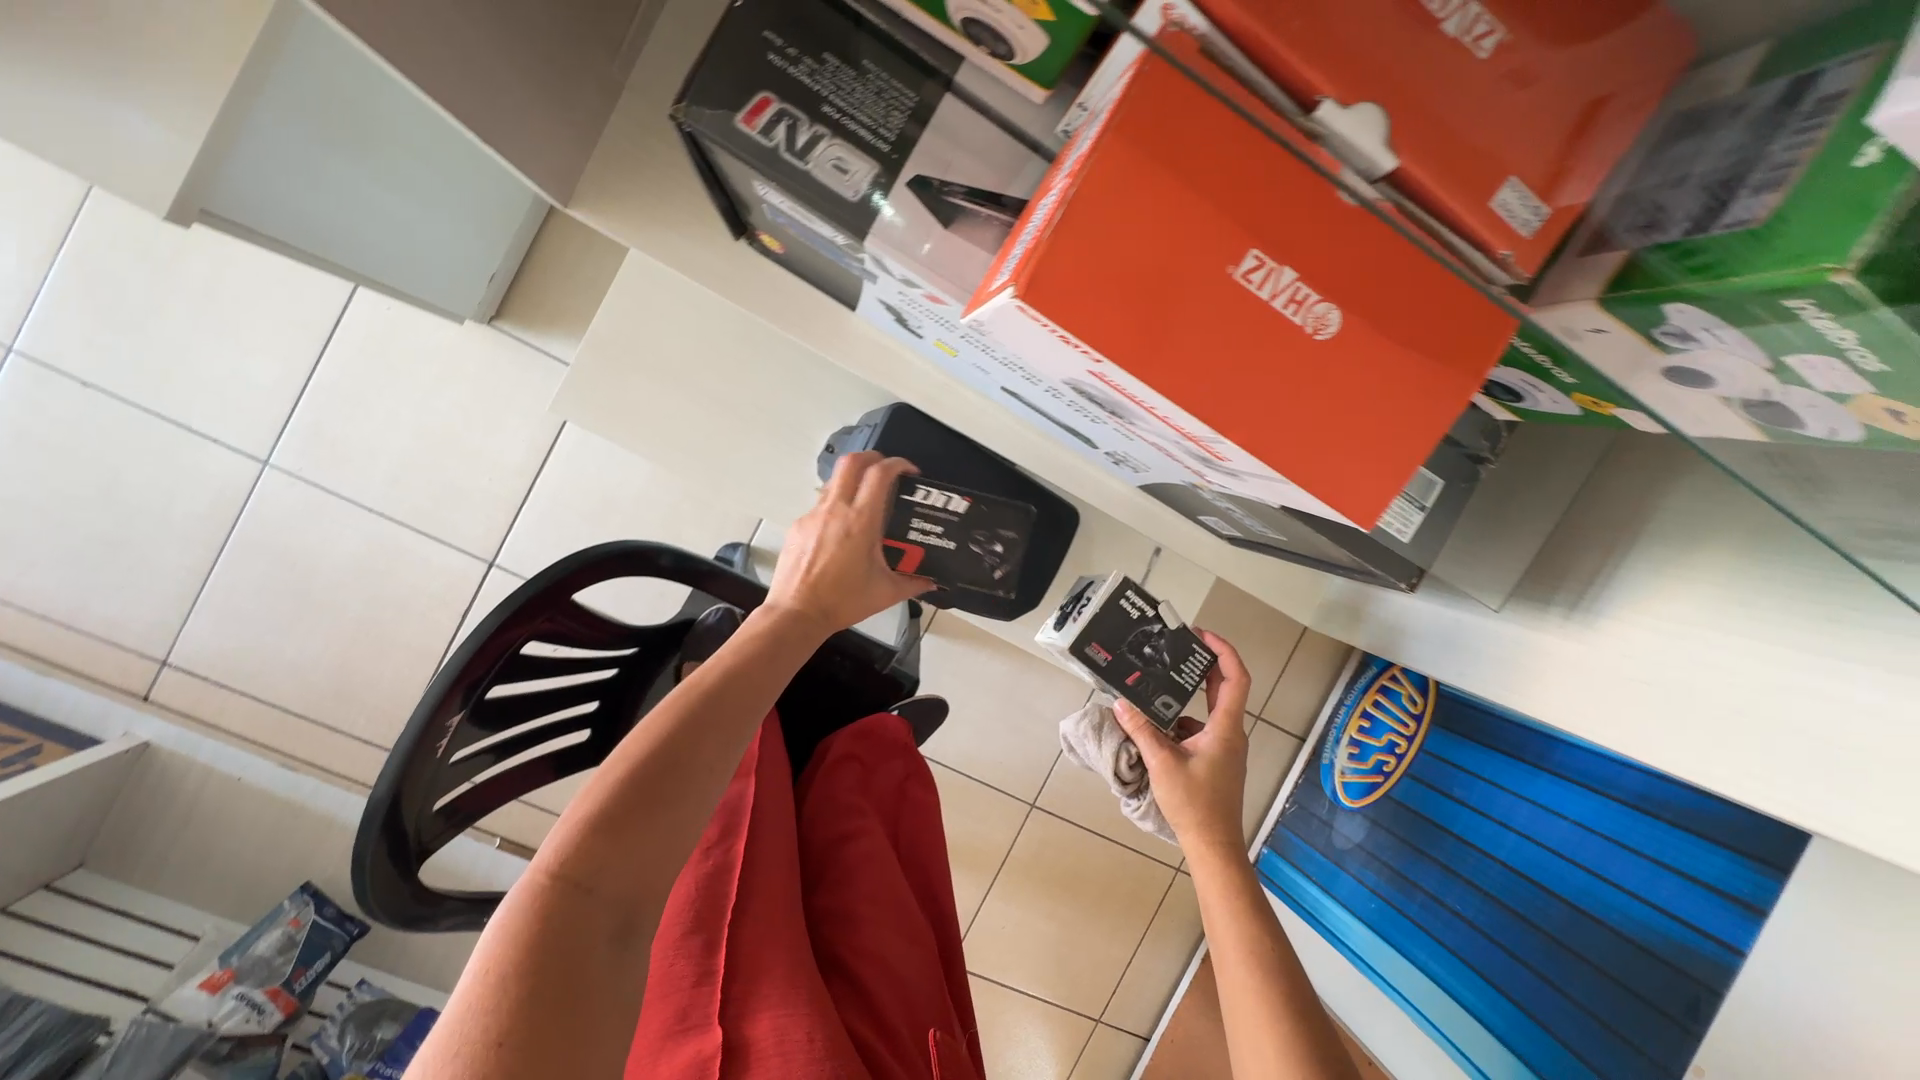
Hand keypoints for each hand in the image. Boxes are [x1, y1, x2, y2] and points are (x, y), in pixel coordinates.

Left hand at [765, 452, 935, 638]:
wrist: (797, 614)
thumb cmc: (843, 602)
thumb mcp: (886, 593)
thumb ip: (913, 583)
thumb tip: (931, 582)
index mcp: (861, 521)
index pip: (880, 474)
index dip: (897, 464)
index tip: (909, 471)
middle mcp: (835, 510)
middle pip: (852, 462)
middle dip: (872, 457)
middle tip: (886, 469)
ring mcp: (813, 516)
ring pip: (833, 481)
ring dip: (852, 481)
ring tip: (865, 500)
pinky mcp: (798, 527)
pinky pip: (819, 506)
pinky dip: (835, 507)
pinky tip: (841, 531)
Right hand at [1113, 630, 1252, 858]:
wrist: (1214, 845)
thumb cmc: (1195, 804)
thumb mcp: (1162, 763)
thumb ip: (1142, 730)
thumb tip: (1120, 703)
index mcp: (1226, 728)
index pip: (1235, 677)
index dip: (1223, 650)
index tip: (1201, 634)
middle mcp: (1230, 733)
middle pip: (1224, 688)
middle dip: (1203, 665)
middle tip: (1178, 647)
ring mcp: (1225, 748)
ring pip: (1209, 711)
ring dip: (1187, 696)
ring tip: (1157, 685)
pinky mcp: (1216, 761)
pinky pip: (1200, 730)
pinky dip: (1181, 722)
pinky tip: (1156, 726)